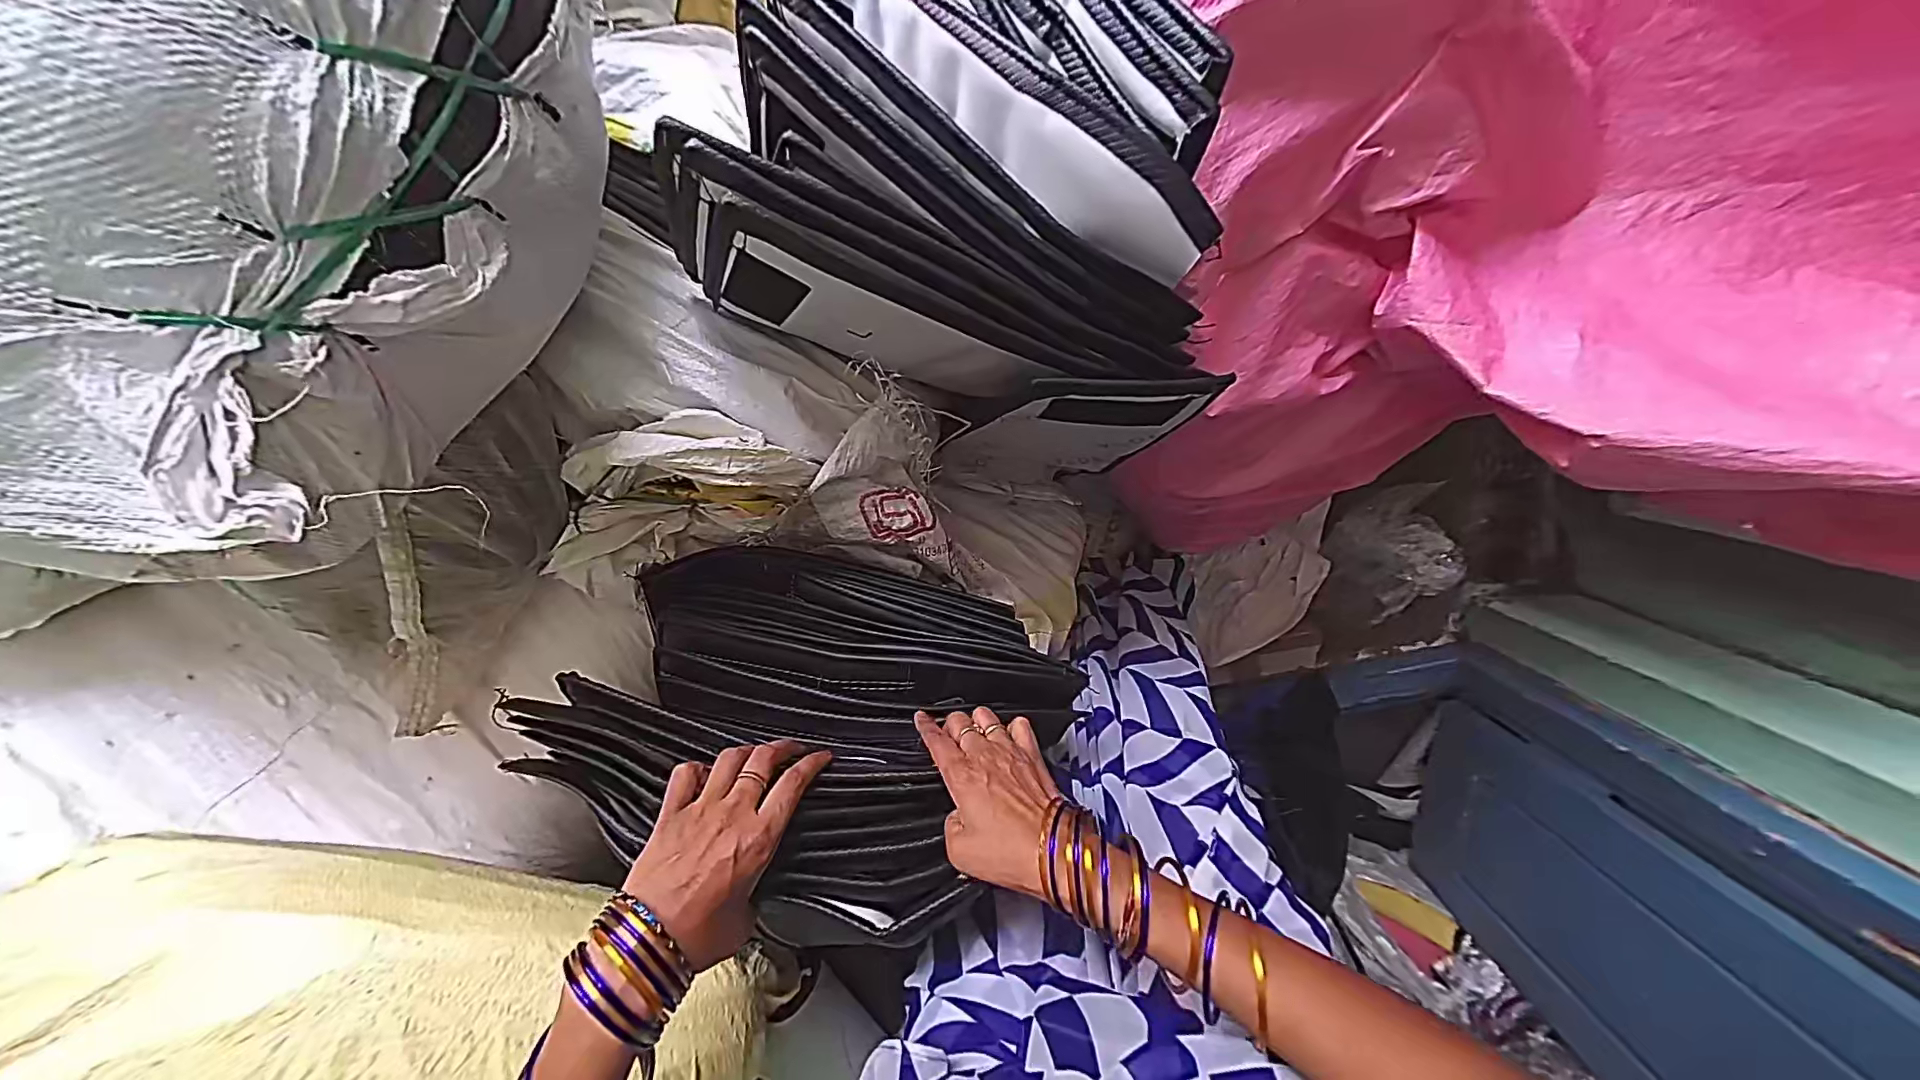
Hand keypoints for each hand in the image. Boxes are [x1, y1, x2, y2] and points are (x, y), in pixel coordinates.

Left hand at [620, 740, 830, 970]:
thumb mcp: (747, 916)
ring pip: (729, 758)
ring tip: (754, 753)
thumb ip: (755, 894)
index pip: (794, 782)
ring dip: (747, 750)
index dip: (811, 763)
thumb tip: (751, 896)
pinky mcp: (670, 816)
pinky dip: (698, 766)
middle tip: (792, 748)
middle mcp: (732, 815)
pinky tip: (704, 772)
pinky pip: (685, 774)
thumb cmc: (695, 935)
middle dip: (784, 747)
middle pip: (764, 759)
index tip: (819, 757)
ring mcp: (700, 810)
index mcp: (759, 838)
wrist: (647, 941)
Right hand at [916, 707, 1063, 899]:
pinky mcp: (1032, 756)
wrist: (1051, 848)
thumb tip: (958, 817)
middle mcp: (984, 757)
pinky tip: (1008, 734)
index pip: (936, 740)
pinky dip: (1010, 726)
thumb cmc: (1011, 850)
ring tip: (973, 728)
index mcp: (961, 776)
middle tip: (947, 732)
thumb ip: (951, 825)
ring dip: (976, 720)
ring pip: (986, 716)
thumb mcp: (959, 850)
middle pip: (959, 721)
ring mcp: (1010, 753)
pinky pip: (1019, 725)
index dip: (925, 727)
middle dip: (949, 723)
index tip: (922, 720)